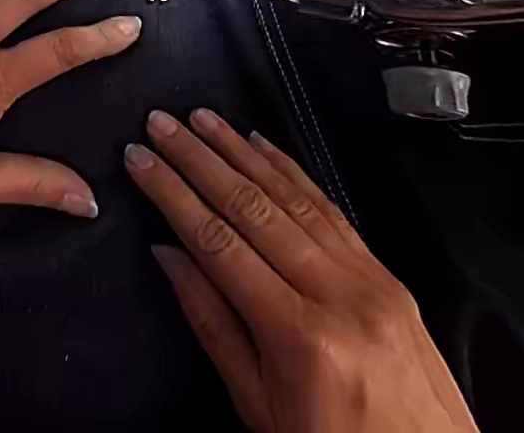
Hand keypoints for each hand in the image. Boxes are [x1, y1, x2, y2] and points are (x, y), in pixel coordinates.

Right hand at [126, 108, 478, 432]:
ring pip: (289, 194)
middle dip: (198, 158)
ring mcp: (366, 273)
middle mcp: (336, 290)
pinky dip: (289, 169)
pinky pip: (327, 205)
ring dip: (239, 150)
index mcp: (300, 336)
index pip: (218, 242)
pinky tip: (261, 144)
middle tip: (162, 123)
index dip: (172, 194)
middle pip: (250, 205)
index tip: (140, 160)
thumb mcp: (259, 409)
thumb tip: (168, 252)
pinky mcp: (383, 267)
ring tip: (203, 119)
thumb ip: (212, 324)